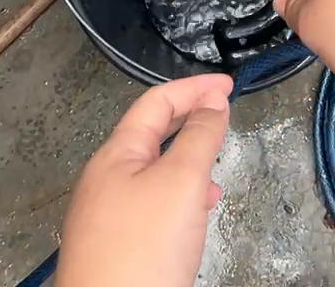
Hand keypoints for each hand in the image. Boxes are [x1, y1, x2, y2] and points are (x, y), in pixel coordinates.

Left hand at [56, 73, 231, 286]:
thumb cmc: (144, 247)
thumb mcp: (182, 181)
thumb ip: (200, 135)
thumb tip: (212, 101)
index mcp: (116, 155)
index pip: (156, 102)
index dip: (194, 88)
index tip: (229, 86)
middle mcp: (105, 180)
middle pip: (152, 134)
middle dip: (191, 122)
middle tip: (224, 118)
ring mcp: (106, 217)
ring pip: (154, 171)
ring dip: (188, 162)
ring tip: (216, 174)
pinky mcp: (114, 248)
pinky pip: (151, 204)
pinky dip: (179, 196)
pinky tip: (196, 215)